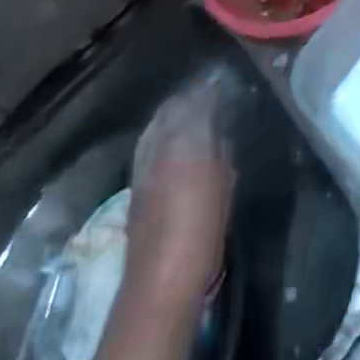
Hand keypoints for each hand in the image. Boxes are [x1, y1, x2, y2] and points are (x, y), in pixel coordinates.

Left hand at [123, 73, 236, 311]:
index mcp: (185, 142)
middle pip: (172, 108)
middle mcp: (159, 145)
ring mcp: (142, 162)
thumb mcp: (224, 184)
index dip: (211, 88)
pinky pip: (149, 141)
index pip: (198, 101)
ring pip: (157, 123)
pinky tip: (175, 137)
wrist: (160, 277)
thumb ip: (222, 149)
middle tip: (210, 92)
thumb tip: (221, 128)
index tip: (225, 81)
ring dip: (174, 111)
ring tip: (193, 110)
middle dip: (190, 96)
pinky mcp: (135, 180)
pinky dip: (163, 130)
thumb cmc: (203, 230)